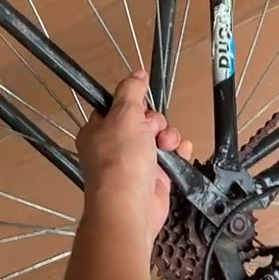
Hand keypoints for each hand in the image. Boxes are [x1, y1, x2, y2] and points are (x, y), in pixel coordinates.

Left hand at [75, 71, 191, 245]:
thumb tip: (137, 73)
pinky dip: (178, 153)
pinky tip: (180, 153)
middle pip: (143, 121)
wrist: (130, 206)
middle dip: (155, 122)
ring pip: (160, 137)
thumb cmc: (120, 160)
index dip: (133, 104)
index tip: (141, 105)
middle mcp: (115, 147)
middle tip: (153, 130)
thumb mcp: (124, 114)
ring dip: (169, 136)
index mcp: (98, 131)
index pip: (117, 108)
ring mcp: (136, 163)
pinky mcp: (155, 178)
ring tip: (167, 145)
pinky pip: (172, 157)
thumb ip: (131, 91)